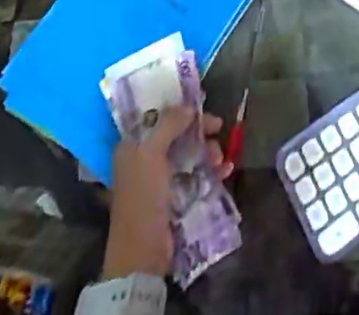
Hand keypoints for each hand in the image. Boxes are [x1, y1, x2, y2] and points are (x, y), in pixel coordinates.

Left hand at [102, 108, 232, 278]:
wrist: (143, 252)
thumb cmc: (143, 198)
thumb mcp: (150, 155)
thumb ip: (168, 125)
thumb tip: (188, 107)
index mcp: (133, 146)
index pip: (158, 117)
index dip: (180, 109)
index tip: (203, 105)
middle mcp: (146, 158)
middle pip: (178, 133)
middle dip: (199, 130)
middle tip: (219, 128)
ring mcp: (161, 178)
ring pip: (190, 152)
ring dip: (208, 150)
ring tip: (221, 159)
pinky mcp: (176, 195)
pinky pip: (197, 174)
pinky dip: (212, 169)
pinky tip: (225, 171)